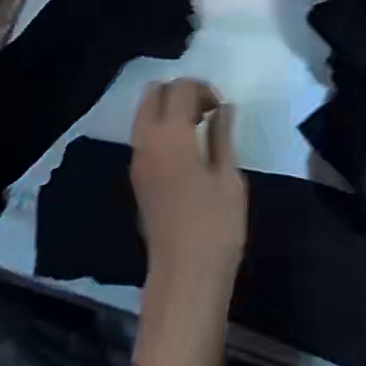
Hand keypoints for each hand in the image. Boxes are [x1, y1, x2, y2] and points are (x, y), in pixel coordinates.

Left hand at [130, 79, 245, 279]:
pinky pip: (144, 135)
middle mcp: (146, 138)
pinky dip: (161, 129)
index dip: (203, 89)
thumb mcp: (229, 178)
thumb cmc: (215, 227)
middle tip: (208, 113)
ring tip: (200, 131)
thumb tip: (223, 108)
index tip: (223, 108)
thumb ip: (223, 136)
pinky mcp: (137, 177)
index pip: (180, 88)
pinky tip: (187, 151)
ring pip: (145, 113)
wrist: (183, 277)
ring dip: (168, 110)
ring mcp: (137, 158)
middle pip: (154, 93)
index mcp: (169, 133)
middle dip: (180, 92)